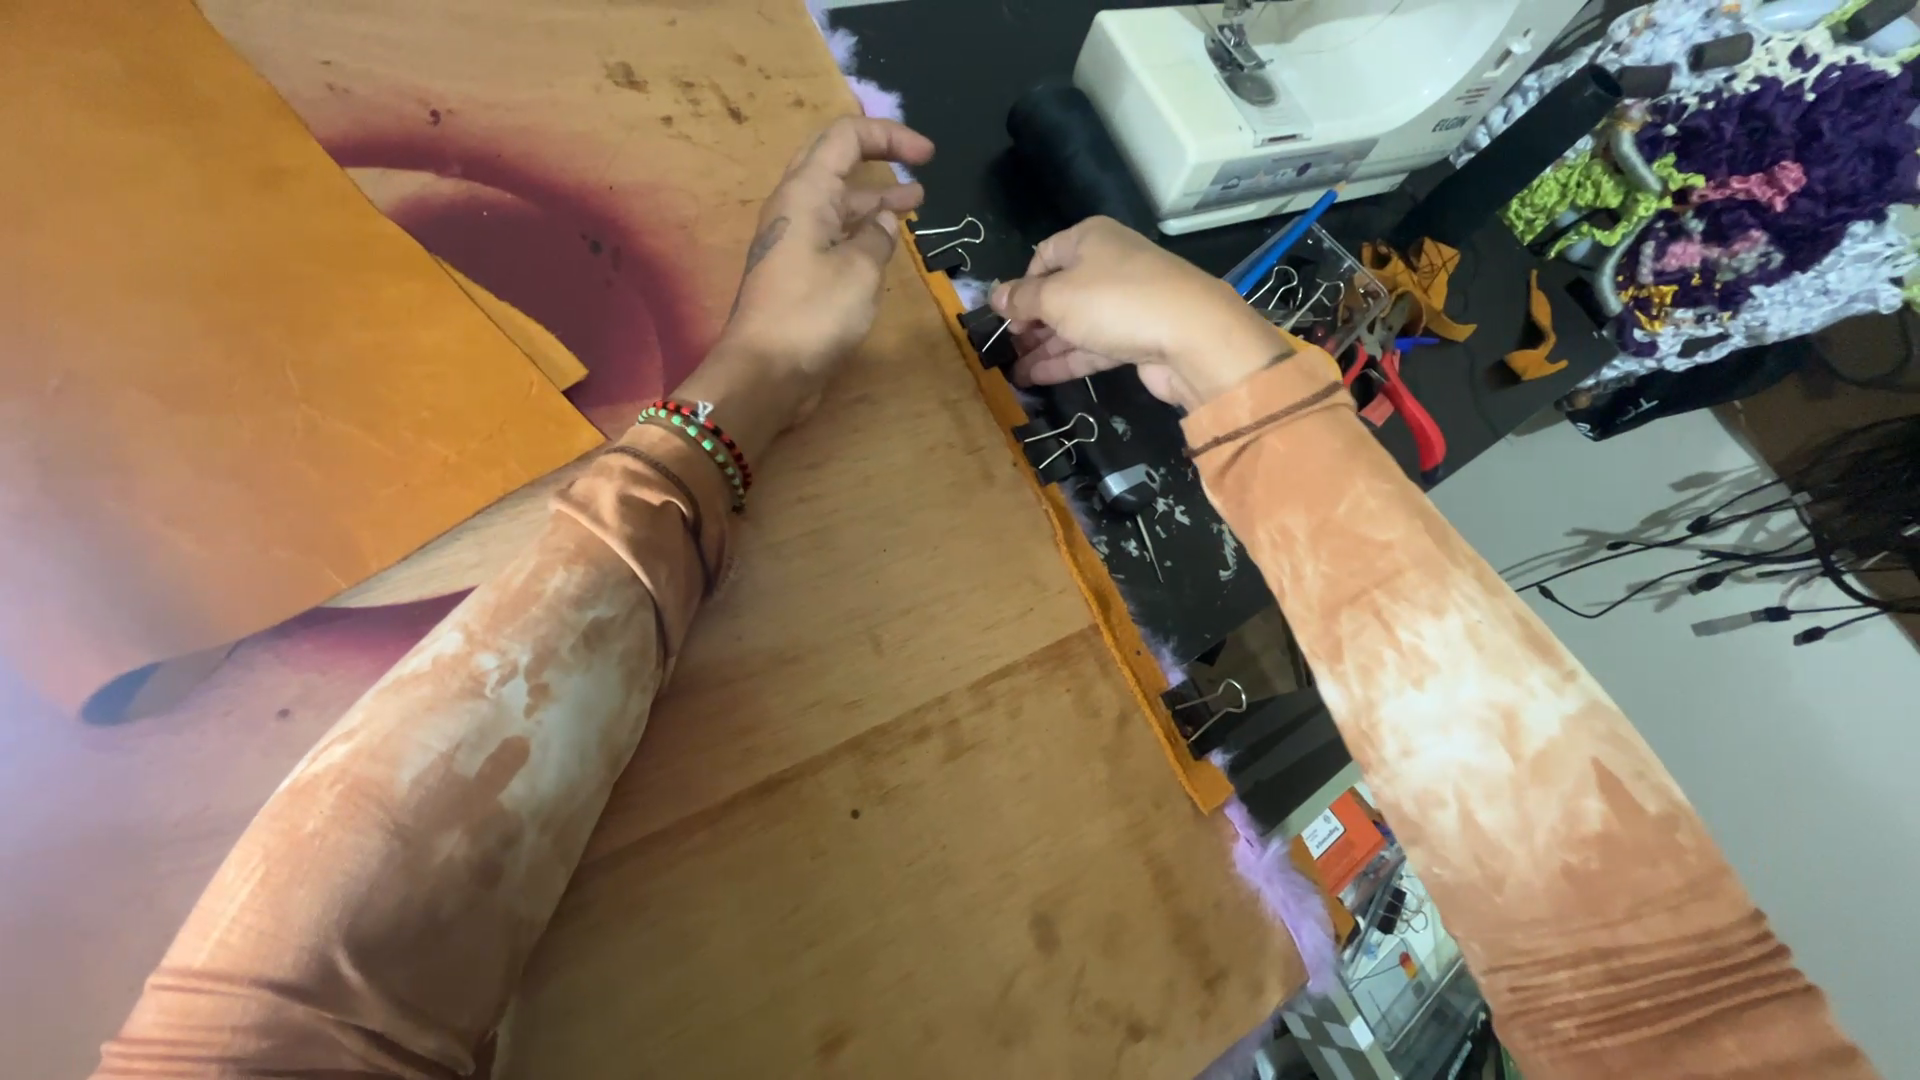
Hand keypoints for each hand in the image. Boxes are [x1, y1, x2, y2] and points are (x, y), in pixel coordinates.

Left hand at [674, 117, 934, 461]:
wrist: (767, 373)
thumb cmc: (813, 314)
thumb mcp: (860, 270)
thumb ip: (878, 237)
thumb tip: (884, 222)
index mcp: (805, 193)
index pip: (846, 138)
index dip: (890, 136)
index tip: (929, 156)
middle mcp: (795, 210)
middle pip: (836, 165)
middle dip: (879, 159)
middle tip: (918, 168)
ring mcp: (794, 244)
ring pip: (838, 206)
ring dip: (875, 202)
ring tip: (914, 204)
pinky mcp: (798, 276)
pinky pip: (833, 239)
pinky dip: (862, 234)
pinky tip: (886, 245)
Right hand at [990, 217, 1296, 409]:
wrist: (1189, 335)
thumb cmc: (1113, 301)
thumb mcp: (1055, 297)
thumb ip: (1021, 299)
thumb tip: (994, 297)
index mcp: (1089, 239)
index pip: (1043, 257)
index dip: (1020, 285)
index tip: (1003, 316)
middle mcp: (1107, 264)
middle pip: (1058, 293)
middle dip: (1031, 322)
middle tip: (1005, 350)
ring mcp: (1124, 302)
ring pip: (1074, 324)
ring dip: (1044, 347)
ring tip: (1012, 373)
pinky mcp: (1135, 337)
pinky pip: (1092, 346)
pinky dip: (1066, 361)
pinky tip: (1036, 379)